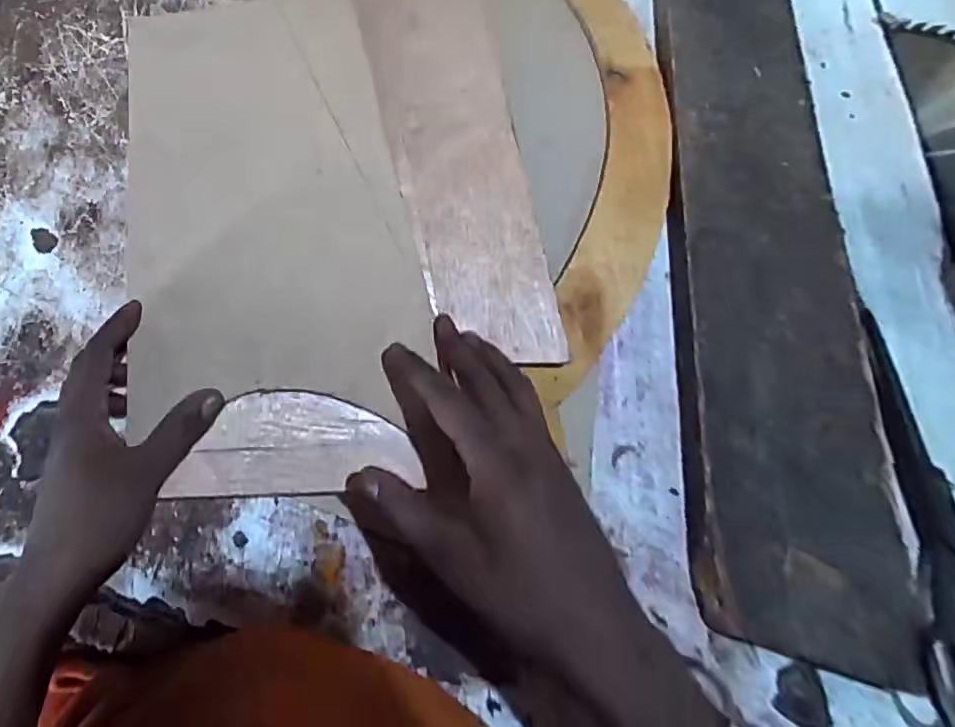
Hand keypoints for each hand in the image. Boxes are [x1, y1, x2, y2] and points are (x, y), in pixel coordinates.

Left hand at [20, 300, 223, 598]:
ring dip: (110, 381)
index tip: (136, 309)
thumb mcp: (146, 471)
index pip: (95, 356)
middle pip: (84, 372)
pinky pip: (87, 419)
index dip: (115, 329)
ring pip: (84, 398)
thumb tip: (211, 393)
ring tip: (140, 382)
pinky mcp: (68, 468)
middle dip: (111, 350)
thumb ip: (178, 431)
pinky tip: (130, 428)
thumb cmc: (98, 517)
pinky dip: (109, 408)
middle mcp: (67, 423)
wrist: (53, 576)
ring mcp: (64, 447)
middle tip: (140, 339)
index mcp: (80, 414)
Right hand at [344, 316, 715, 726]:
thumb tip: (356, 475)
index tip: (394, 349)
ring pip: (519, 392)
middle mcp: (524, 447)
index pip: (448, 402)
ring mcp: (548, 457)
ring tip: (474, 339)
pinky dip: (515, 385)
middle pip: (489, 384)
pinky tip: (509, 393)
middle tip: (442, 321)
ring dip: (493, 361)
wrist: (598, 633)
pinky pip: (533, 410)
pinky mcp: (561, 472)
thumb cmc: (517, 592)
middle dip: (462, 351)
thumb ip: (403, 511)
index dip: (417, 373)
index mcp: (494, 462)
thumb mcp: (450, 558)